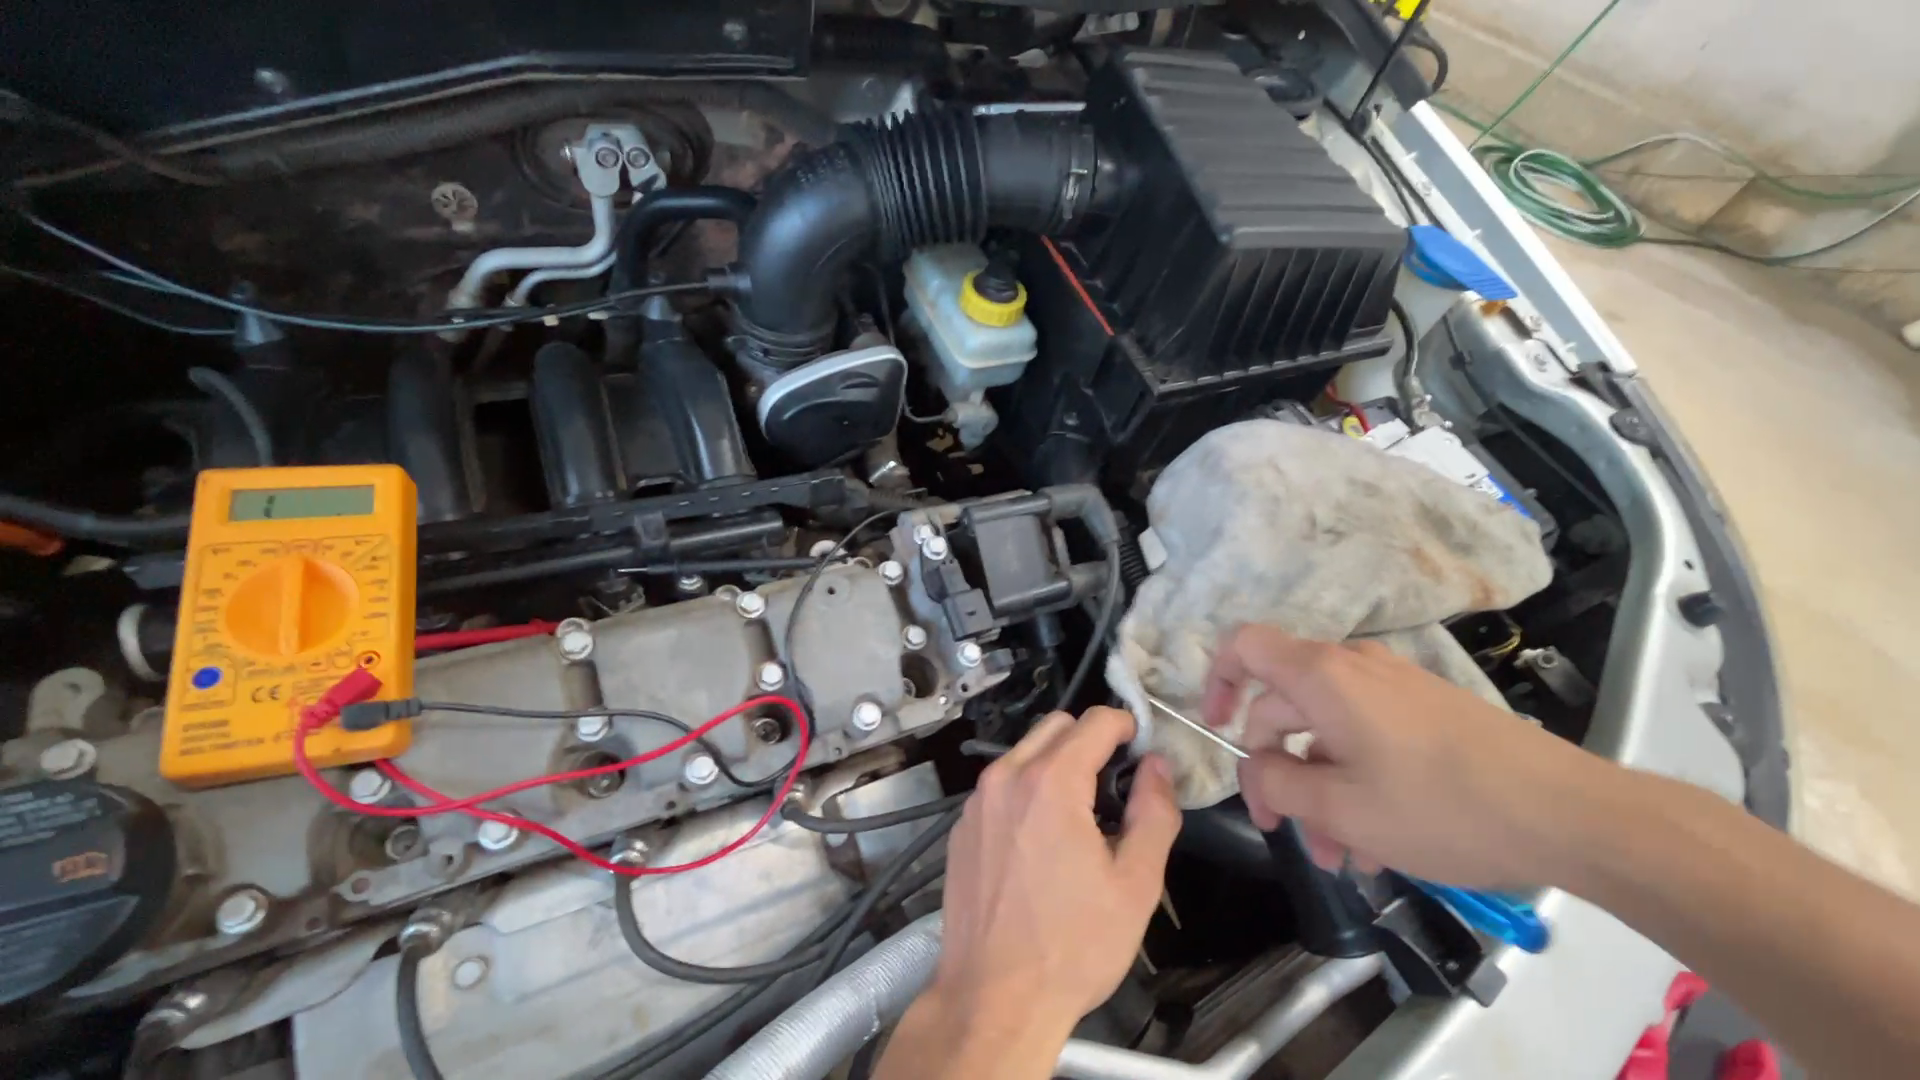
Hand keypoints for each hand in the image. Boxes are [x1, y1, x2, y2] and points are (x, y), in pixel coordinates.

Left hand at [927, 707, 1180, 1049]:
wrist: (994, 998)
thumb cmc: (1072, 946)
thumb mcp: (1136, 883)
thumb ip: (1154, 812)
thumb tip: (1157, 767)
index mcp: (1050, 782)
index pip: (1095, 721)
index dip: (1127, 727)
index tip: (1142, 749)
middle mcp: (1005, 778)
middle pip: (1056, 726)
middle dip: (1091, 740)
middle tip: (1115, 785)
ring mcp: (977, 802)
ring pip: (1024, 752)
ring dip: (1057, 764)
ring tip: (1081, 817)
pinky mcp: (962, 827)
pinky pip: (1001, 786)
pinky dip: (1027, 791)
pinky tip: (1042, 840)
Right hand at [1203, 624, 1605, 888]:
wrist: (1568, 813)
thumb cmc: (1440, 807)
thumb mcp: (1340, 809)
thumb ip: (1275, 785)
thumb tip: (1256, 769)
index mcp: (1322, 676)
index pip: (1243, 647)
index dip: (1217, 682)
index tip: (1219, 732)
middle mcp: (1354, 667)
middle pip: (1284, 705)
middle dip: (1277, 770)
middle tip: (1285, 831)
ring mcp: (1396, 686)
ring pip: (1329, 731)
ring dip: (1320, 788)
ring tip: (1343, 856)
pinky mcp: (1428, 710)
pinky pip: (1368, 736)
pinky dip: (1357, 779)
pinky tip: (1379, 841)